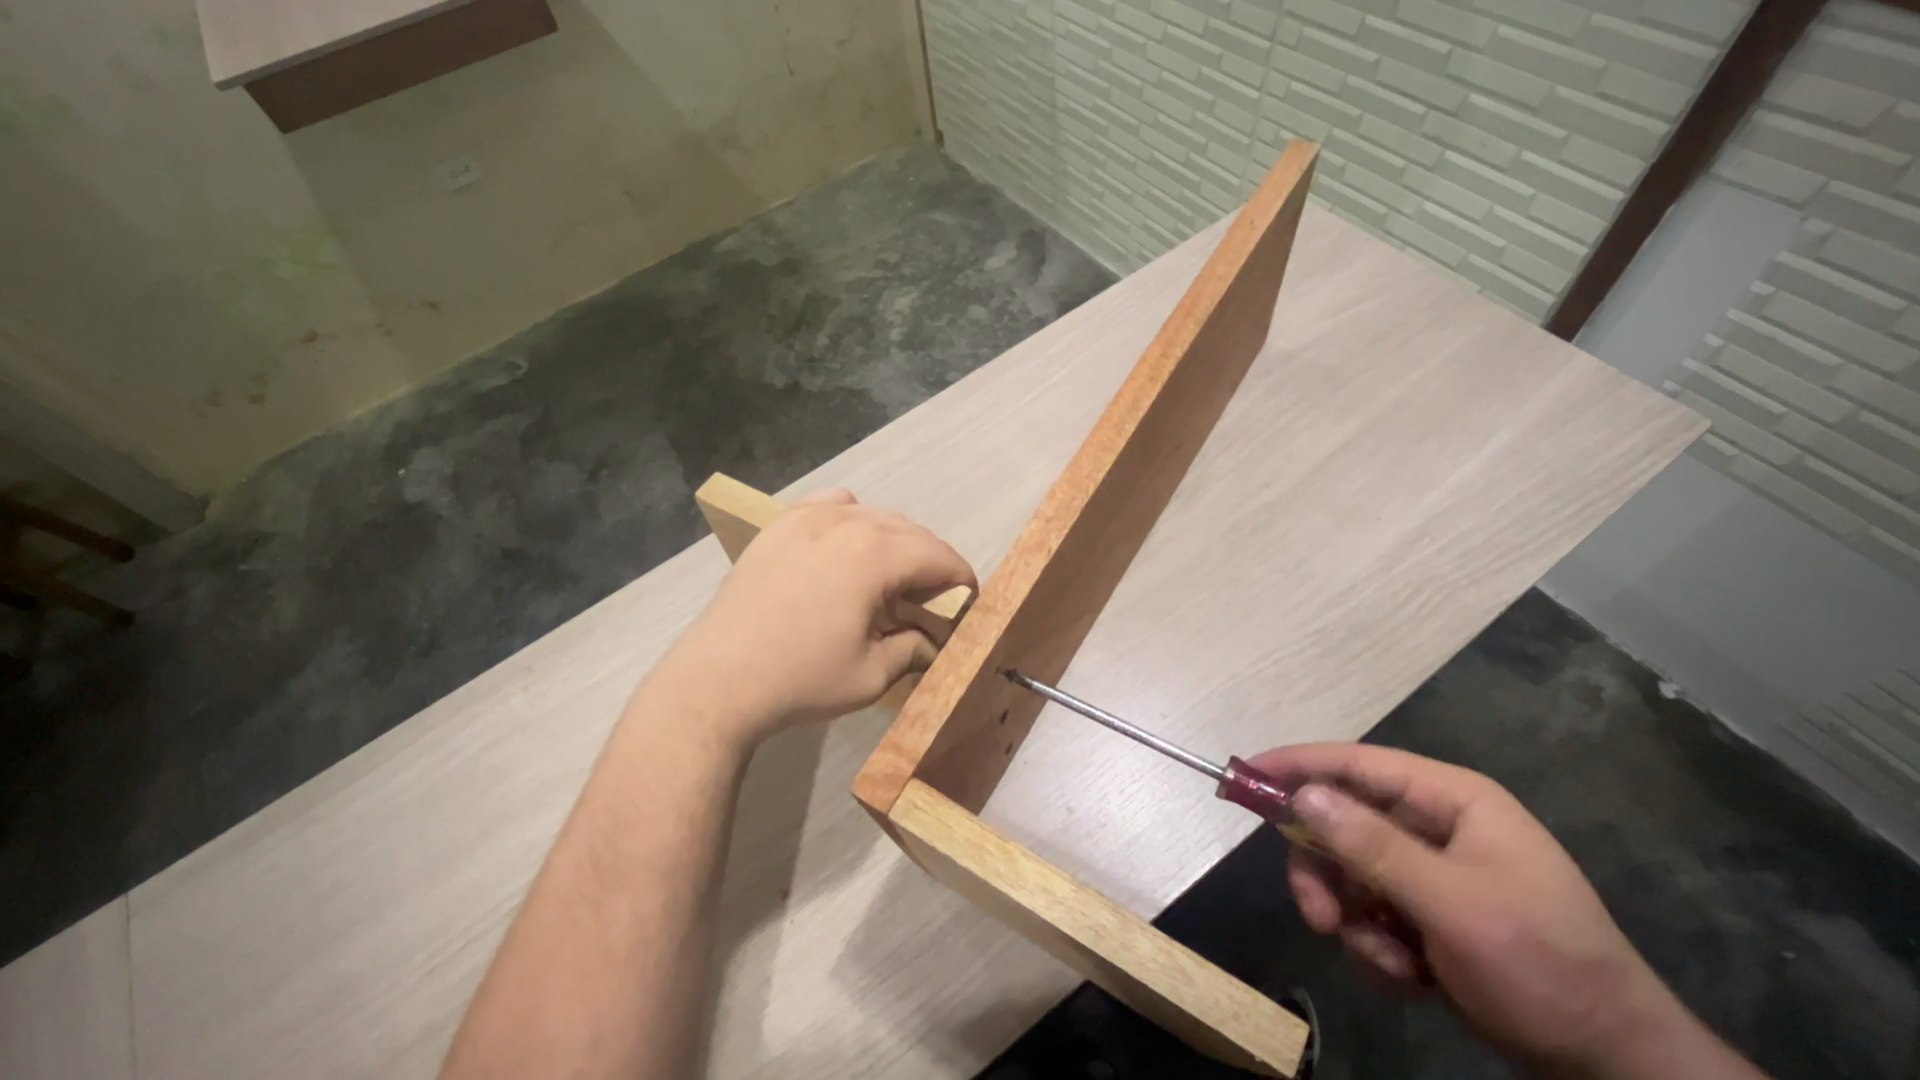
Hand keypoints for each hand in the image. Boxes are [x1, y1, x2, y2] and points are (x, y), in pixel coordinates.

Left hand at [654, 488, 974, 747]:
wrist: (719, 679)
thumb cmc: (801, 680)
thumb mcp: (872, 674)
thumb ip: (913, 648)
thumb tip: (931, 641)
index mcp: (874, 555)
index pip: (938, 555)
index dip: (961, 579)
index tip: (967, 604)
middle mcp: (845, 522)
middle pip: (909, 532)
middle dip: (930, 562)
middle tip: (933, 600)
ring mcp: (806, 518)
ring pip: (872, 516)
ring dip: (894, 542)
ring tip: (891, 578)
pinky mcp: (778, 526)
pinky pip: (830, 506)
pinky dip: (851, 521)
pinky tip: (845, 550)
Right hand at [1250, 743, 1759, 1078]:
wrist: (1608, 1058)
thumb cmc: (1538, 964)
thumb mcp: (1450, 903)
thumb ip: (1371, 845)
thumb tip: (1302, 794)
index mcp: (1453, 801)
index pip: (1358, 766)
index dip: (1298, 766)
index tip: (1243, 776)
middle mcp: (1438, 829)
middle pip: (1344, 827)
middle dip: (1328, 876)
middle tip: (1320, 918)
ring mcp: (1433, 876)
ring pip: (1350, 877)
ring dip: (1357, 923)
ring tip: (1393, 964)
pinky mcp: (1430, 919)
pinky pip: (1371, 917)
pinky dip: (1380, 949)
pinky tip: (1415, 978)